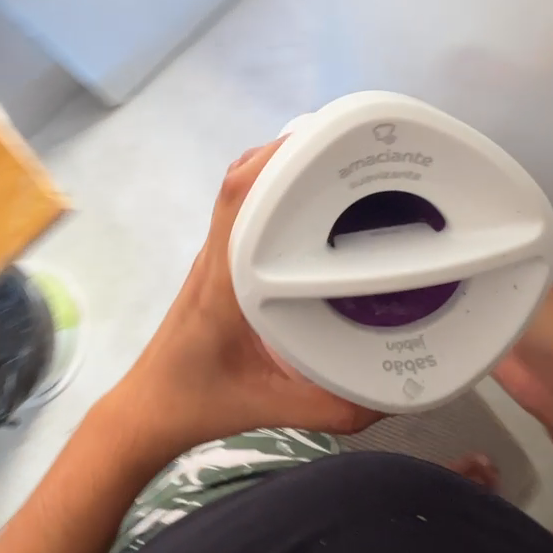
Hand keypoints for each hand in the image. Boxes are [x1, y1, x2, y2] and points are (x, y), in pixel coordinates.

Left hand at [107, 140, 382, 451]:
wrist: (152, 406)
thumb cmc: (202, 401)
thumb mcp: (276, 407)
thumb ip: (338, 404)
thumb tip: (400, 394)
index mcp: (227, 276)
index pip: (240, 195)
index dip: (278, 159)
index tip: (327, 145)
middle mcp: (218, 252)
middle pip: (243, 179)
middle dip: (290, 152)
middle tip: (345, 149)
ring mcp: (214, 254)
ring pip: (241, 190)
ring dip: (279, 168)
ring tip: (334, 166)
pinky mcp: (218, 262)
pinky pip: (243, 210)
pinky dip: (272, 192)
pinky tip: (311, 206)